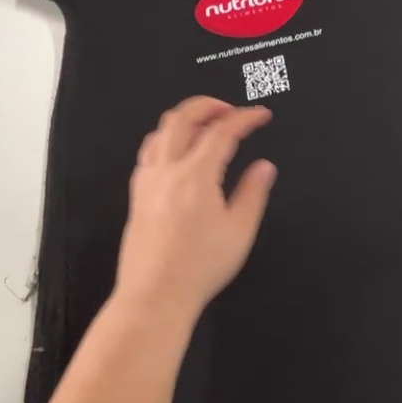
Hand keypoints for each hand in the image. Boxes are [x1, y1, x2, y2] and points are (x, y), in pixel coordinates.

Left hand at [114, 97, 277, 321]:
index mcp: (195, 176)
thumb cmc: (199, 267)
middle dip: (208, 105)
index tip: (261, 115)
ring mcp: (148, 183)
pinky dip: (167, 140)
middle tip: (230, 110)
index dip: (245, 118)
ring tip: (206, 127)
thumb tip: (264, 167)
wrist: (155, 297)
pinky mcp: (137, 197)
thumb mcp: (239, 230)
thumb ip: (253, 192)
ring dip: (185, 120)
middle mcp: (167, 172)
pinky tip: (179, 154)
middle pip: (181, 118)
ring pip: (160, 132)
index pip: (222, 132)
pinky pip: (149, 153)